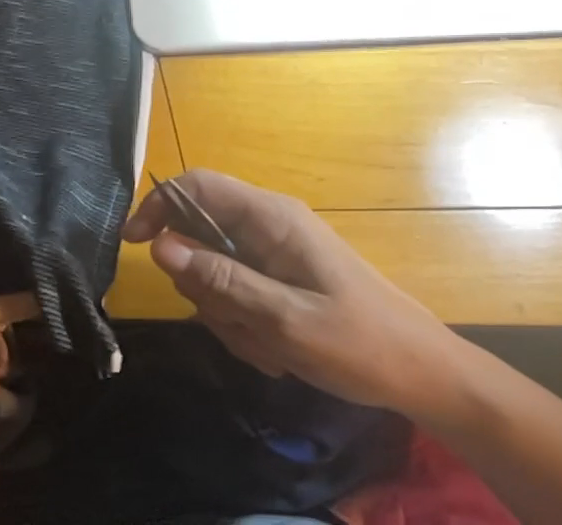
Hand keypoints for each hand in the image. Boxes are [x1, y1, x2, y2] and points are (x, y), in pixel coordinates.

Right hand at [122, 171, 468, 418]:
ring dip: (225, 314)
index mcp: (272, 218)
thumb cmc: (362, 344)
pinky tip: (273, 351)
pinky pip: (234, 293)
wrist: (426, 376)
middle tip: (234, 324)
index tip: (135, 247)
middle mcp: (268, 226)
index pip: (197, 186)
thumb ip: (221, 281)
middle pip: (197, 236)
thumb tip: (159, 247)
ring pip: (211, 272)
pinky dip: (241, 325)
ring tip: (265, 347)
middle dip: (203, 286)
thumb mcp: (285, 320)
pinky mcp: (278, 278)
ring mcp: (273, 252)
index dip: (158, 207)